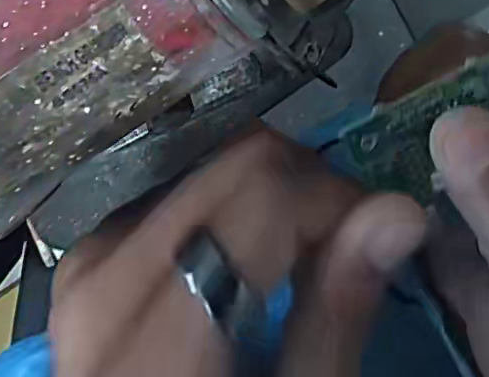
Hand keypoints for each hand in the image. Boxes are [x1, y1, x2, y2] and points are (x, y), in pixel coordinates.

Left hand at [48, 128, 425, 376]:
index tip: (375, 233)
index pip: (257, 189)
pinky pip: (182, 186)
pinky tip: (250, 248)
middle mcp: (104, 268)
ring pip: (211, 160)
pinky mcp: (91, 249)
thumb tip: (400, 211)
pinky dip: (232, 200)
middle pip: (235, 160)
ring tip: (301, 246)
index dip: (333, 197)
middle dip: (309, 184)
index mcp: (146, 329)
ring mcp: (89, 252)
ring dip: (273, 187)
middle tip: (345, 239)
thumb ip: (334, 318)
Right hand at [379, 27, 488, 376]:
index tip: (418, 111)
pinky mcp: (484, 131)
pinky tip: (385, 138)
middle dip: (437, 83)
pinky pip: (437, 89)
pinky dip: (404, 105)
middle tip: (392, 125)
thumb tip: (460, 120)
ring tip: (385, 136)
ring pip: (460, 64)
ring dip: (414, 91)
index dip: (480, 81)